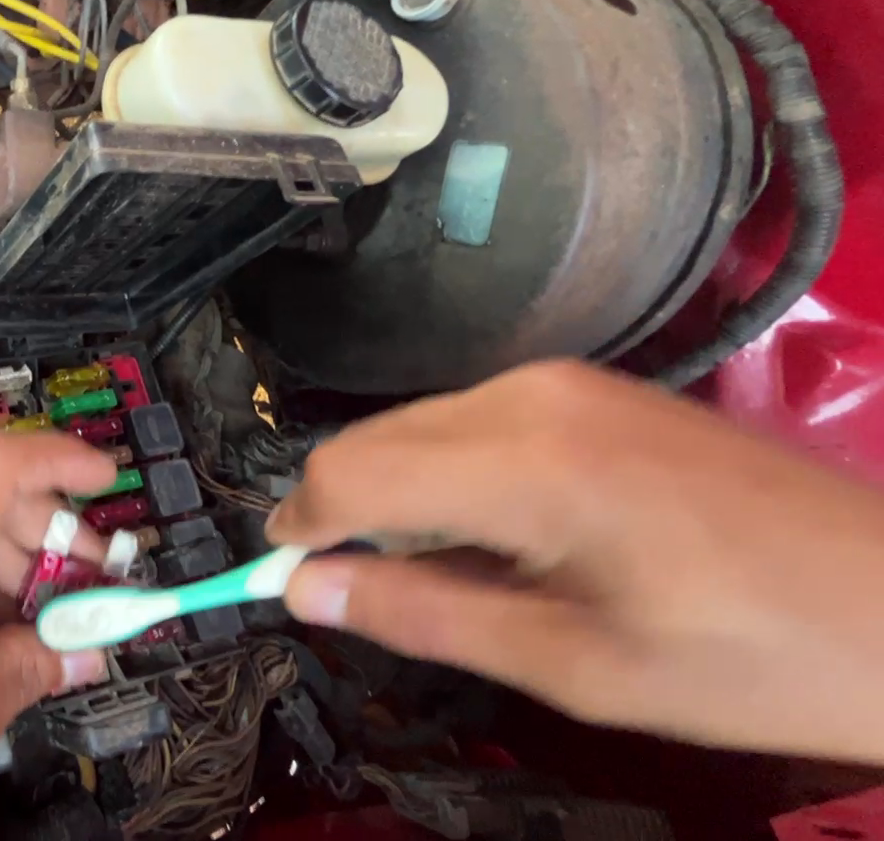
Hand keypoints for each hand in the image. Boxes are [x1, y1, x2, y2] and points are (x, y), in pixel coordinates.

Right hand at [267, 360, 883, 764]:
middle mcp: (522, 397)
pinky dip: (434, 468)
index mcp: (527, 468)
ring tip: (442, 560)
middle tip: (364, 584)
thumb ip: (420, 615)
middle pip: (366, 442)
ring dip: (388, 490)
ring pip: (404, 427)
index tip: (292, 575)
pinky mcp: (574, 383)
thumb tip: (303, 590)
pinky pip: (453, 419)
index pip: (349, 473)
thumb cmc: (755, 659)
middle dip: (341, 510)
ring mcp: (550, 381)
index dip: (301, 523)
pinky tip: (489, 519)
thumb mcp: (576, 666)